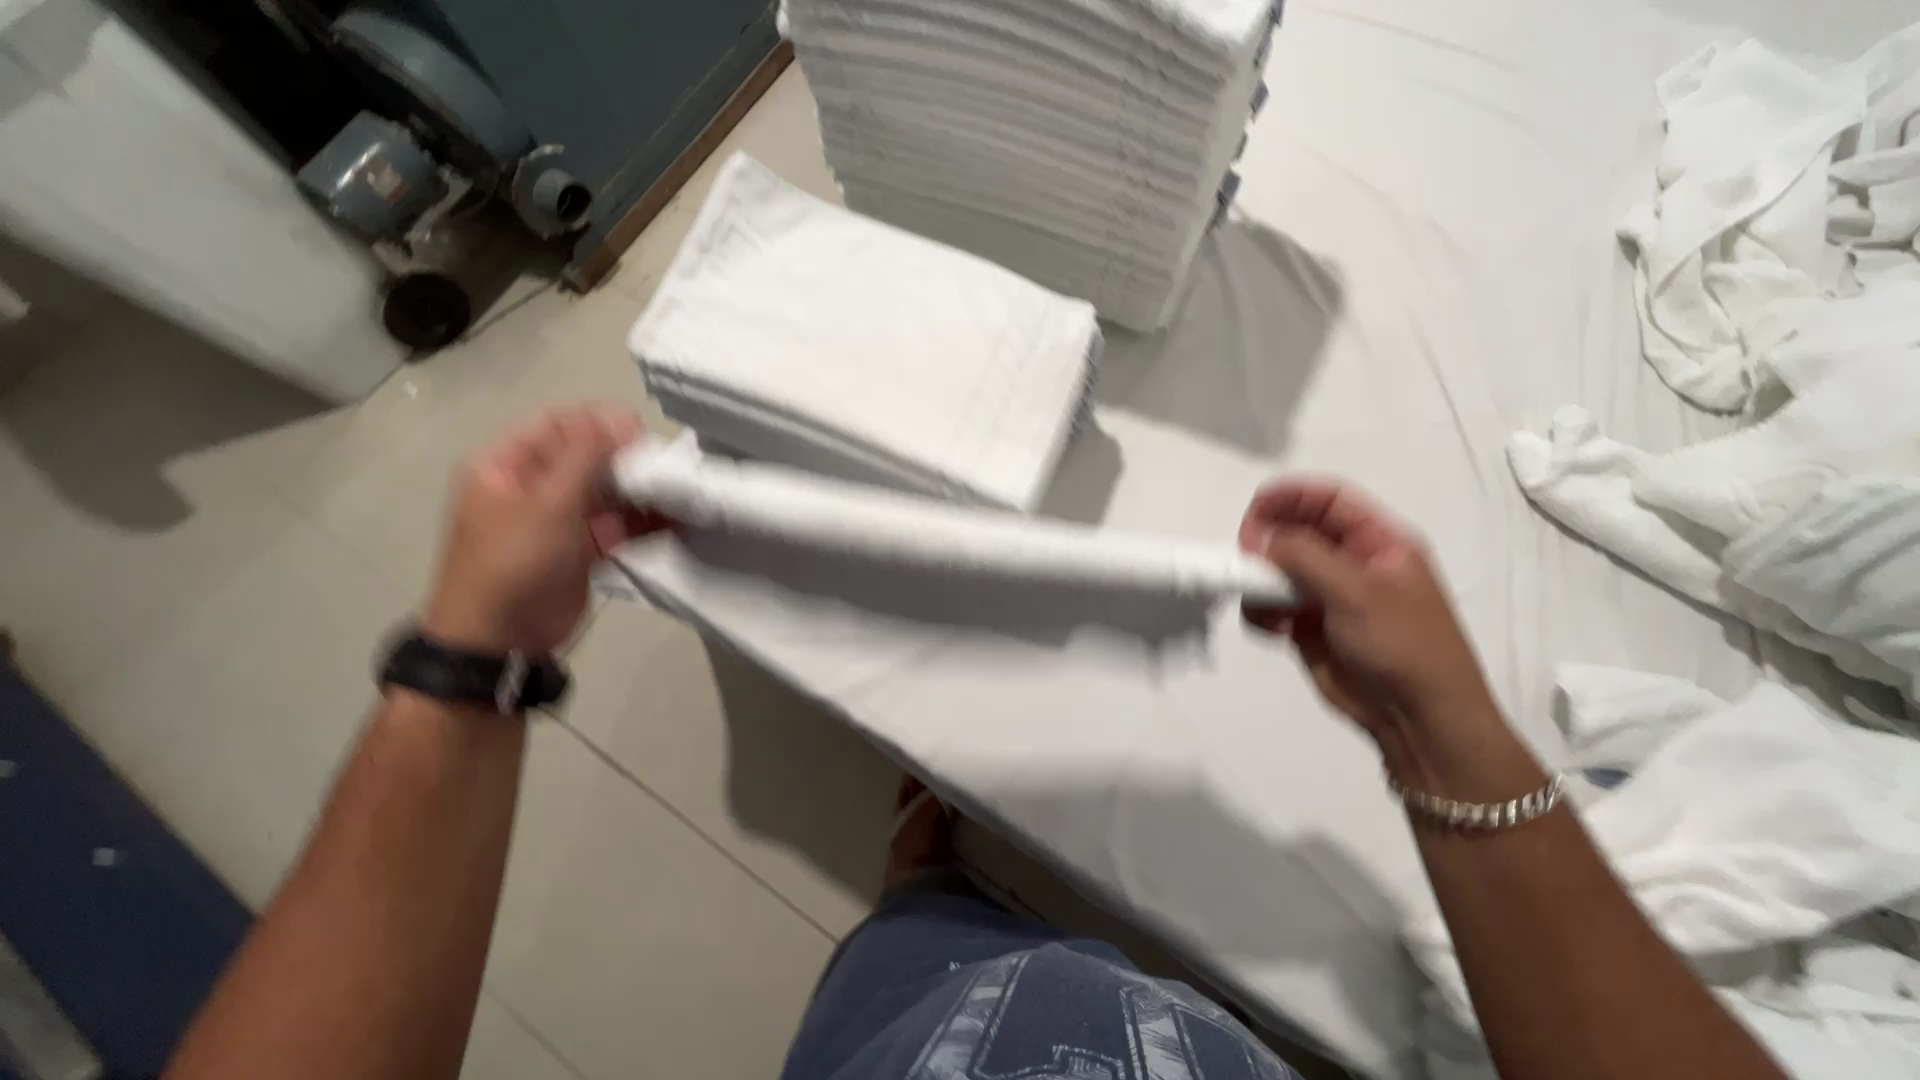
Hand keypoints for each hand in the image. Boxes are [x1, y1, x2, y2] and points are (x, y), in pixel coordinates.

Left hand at [423, 406, 668, 654]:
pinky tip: (677, 520)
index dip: (599, 423)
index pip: (558, 424)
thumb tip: (624, 417)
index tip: (641, 433)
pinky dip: (644, 522)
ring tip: (681, 493)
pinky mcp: (582, 549)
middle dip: (628, 460)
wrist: (501, 640)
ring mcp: (558, 520)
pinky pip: (617, 526)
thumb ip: (588, 456)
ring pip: (607, 493)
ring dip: (642, 492)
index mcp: (506, 465)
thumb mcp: (548, 503)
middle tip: (667, 467)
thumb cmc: (514, 563)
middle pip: (588, 458)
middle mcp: (532, 486)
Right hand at [1239, 480, 1510, 780]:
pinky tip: (1270, 626)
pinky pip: (1271, 608)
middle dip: (1269, 538)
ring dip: (1260, 577)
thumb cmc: (1402, 644)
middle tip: (1245, 551)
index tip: (1256, 505)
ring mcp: (1327, 597)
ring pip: (1278, 570)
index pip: (1331, 501)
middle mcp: (1351, 564)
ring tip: (1254, 593)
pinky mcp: (1307, 629)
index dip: (1293, 496)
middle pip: (1298, 532)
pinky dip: (1261, 612)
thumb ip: (1305, 556)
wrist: (1417, 718)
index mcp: (1380, 543)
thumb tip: (1260, 538)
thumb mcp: (1358, 591)